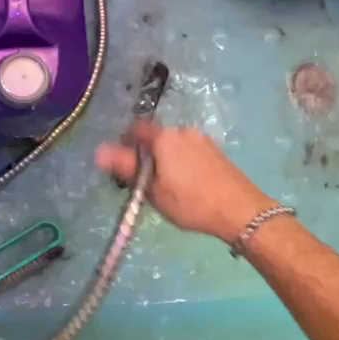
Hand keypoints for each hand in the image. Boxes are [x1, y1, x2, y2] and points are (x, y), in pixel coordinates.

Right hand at [95, 122, 278, 242]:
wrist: (239, 209)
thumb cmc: (190, 202)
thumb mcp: (152, 189)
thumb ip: (126, 166)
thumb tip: (98, 150)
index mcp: (164, 137)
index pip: (136, 129)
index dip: (126, 144)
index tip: (124, 166)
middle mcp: (183, 131)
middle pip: (156, 138)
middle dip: (147, 155)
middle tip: (144, 183)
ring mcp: (202, 139)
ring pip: (174, 146)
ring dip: (166, 160)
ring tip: (168, 188)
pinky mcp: (215, 151)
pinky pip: (189, 152)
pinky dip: (182, 163)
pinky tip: (188, 186)